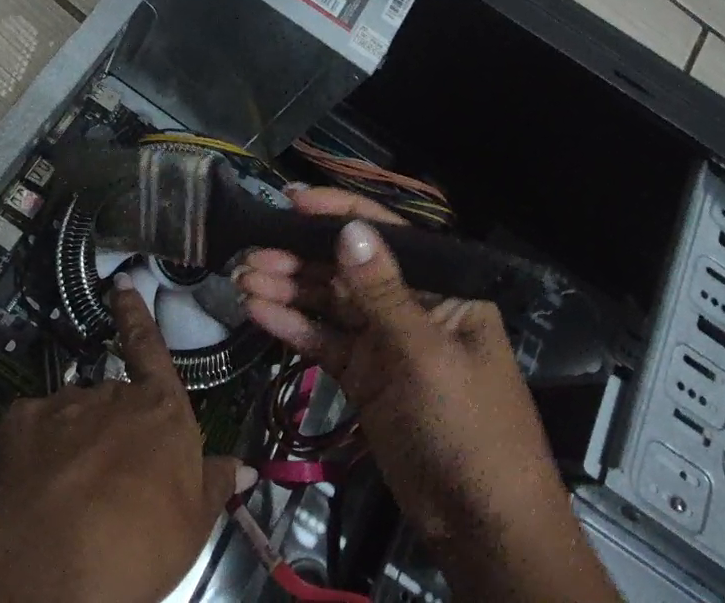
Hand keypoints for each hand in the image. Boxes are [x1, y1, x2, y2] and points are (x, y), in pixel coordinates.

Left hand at [0, 275, 253, 602]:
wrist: (62, 555)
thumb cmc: (145, 538)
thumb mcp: (196, 520)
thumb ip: (215, 483)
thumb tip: (245, 465)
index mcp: (161, 410)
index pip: (150, 349)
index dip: (136, 316)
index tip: (121, 285)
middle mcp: (112, 394)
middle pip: (112, 400)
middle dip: (110, 429)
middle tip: (110, 480)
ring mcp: (63, 403)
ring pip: (70, 414)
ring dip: (72, 440)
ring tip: (69, 491)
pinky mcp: (19, 421)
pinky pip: (30, 428)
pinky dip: (33, 448)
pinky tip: (33, 482)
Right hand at [235, 188, 620, 602]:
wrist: (482, 524)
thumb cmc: (471, 430)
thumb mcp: (427, 355)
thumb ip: (383, 293)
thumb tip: (350, 228)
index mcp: (443, 290)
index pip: (387, 236)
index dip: (339, 213)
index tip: (291, 200)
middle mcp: (410, 305)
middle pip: (346, 268)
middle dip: (299, 256)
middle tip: (251, 252)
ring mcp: (383, 341)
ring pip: (328, 302)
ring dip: (286, 289)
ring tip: (242, 278)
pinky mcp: (362, 374)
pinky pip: (322, 339)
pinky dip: (291, 325)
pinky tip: (257, 312)